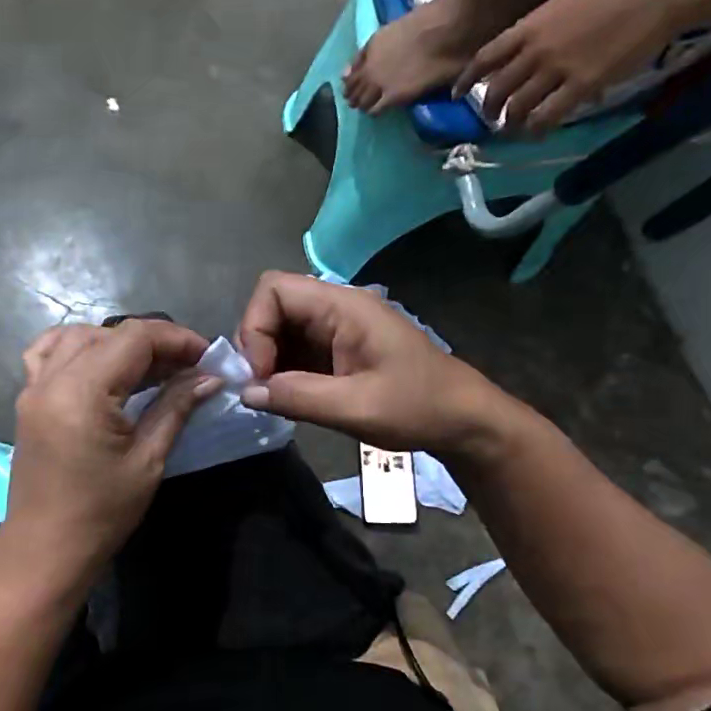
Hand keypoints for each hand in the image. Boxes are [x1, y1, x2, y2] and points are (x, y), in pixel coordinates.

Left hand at [5, 319, 220, 580]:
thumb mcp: (148, 460)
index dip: (175, 339)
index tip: (206, 356)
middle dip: (153, 343)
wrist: (46, 548)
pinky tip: (100, 363)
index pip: (134, 338)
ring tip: (149, 368)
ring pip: (78, 337)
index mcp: (82, 391)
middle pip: (108, 333)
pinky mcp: (28, 399)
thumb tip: (209, 378)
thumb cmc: (102, 512)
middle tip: (186, 368)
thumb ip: (175, 407)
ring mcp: (34, 386)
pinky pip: (47, 353)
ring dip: (118, 343)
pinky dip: (77, 348)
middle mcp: (52, 378)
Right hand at [235, 272, 531, 456]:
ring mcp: (336, 329)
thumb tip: (247, 393)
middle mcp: (336, 309)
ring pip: (279, 331)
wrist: (462, 420)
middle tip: (262, 390)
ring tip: (276, 400)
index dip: (255, 327)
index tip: (260, 373)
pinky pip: (294, 351)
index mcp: (344, 307)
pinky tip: (291, 401)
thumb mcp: (356, 408)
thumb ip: (298, 397)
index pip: (274, 289)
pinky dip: (282, 374)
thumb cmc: (417, 408)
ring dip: (268, 364)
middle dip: (257, 347)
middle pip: (273, 308)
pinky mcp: (336, 351)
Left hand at [452, 0, 710, 133]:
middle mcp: (535, 50)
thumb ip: (546, 28)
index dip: (466, 79)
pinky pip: (546, 117)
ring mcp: (556, 69)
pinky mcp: (580, 86)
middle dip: (488, 109)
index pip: (485, 57)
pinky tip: (538, 134)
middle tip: (492, 120)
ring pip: (517, 108)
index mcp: (530, 25)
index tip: (456, 93)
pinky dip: (536, 130)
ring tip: (514, 131)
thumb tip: (538, 51)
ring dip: (511, 124)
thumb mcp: (569, 0)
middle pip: (496, 89)